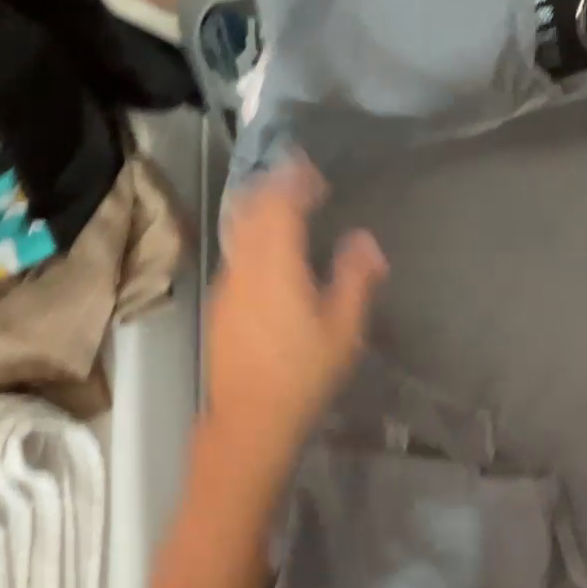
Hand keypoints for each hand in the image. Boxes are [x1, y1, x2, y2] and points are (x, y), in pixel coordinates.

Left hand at [205, 159, 388, 447]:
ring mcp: (227, 286)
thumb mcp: (344, 329)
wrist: (250, 419)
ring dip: (259, 210)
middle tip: (297, 177)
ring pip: (239, 231)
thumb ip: (356, 278)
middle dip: (273, 187)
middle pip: (251, 210)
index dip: (294, 180)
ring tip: (283, 206)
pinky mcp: (220, 305)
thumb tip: (366, 240)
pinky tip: (268, 254)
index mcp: (276, 266)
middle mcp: (244, 266)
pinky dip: (252, 237)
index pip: (280, 205)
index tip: (311, 168)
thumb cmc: (304, 374)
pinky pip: (236, 253)